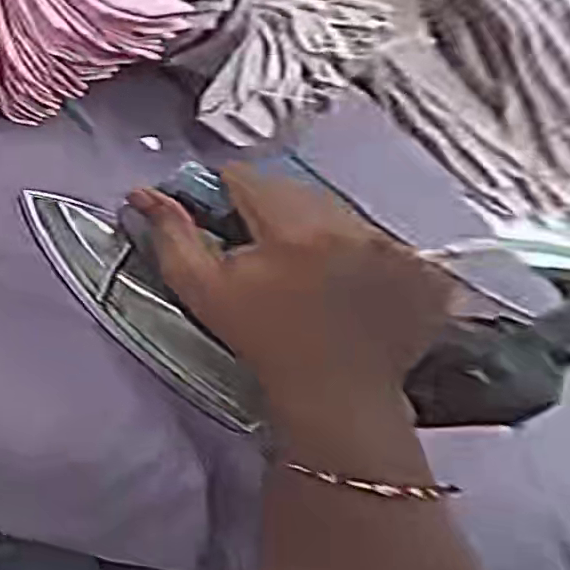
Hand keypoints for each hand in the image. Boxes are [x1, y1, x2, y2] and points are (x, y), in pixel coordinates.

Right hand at [125, 163, 455, 417]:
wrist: (335, 391)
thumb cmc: (256, 336)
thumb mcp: (197, 284)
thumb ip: (170, 231)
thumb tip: (142, 193)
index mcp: (295, 231)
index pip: (249, 177)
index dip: (224, 192)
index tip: (218, 219)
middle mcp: (354, 230)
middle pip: (293, 188)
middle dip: (267, 208)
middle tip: (255, 248)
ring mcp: (399, 250)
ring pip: (335, 209)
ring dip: (311, 225)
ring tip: (298, 267)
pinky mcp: (427, 269)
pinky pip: (376, 235)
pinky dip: (352, 247)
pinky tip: (339, 279)